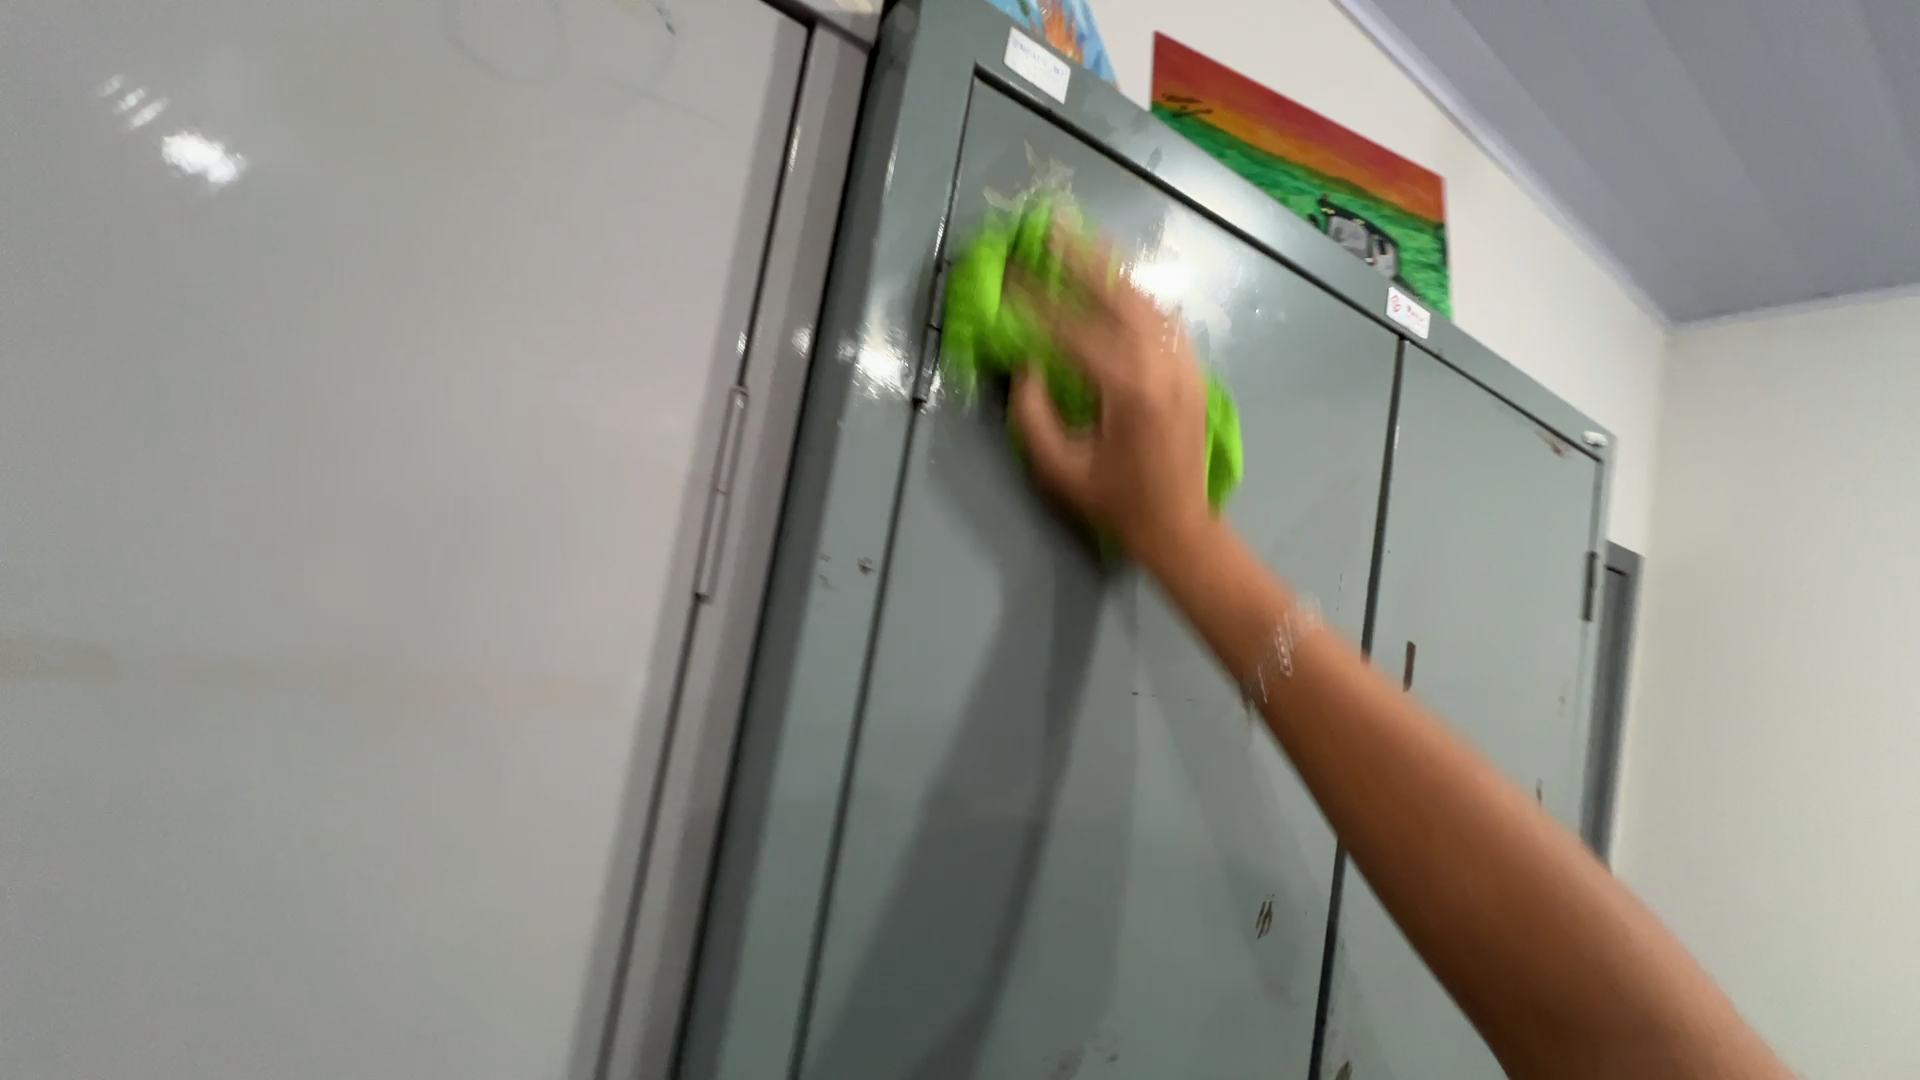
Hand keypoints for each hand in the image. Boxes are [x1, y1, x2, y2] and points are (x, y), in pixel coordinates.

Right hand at [1007, 227, 1215, 566]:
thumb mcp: (1060, 470)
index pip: (1074, 330)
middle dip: (1083, 260)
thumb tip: (1027, 367)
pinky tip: (1118, 290)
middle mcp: (1162, 365)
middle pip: (1120, 296)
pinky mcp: (1193, 372)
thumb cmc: (1116, 504)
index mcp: (1128, 389)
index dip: (1037, 304)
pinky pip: (1165, 322)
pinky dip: (1137, 298)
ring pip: (1148, 302)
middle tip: (1053, 229)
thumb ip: (1034, 415)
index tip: (1009, 279)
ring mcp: (1184, 365)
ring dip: (1113, 272)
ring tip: (1082, 246)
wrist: (1179, 527)